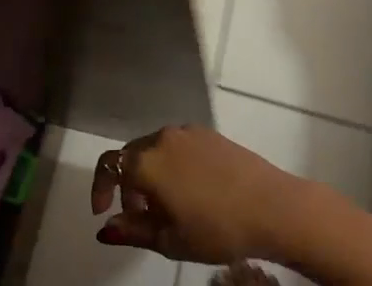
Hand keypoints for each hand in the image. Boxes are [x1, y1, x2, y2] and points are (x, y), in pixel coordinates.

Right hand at [88, 125, 314, 264]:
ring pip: (156, 149)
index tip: (104, 212)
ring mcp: (189, 132)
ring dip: (151, 174)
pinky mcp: (210, 133)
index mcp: (148, 162)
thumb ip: (133, 230)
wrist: (272, 206)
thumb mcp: (170, 240)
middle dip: (128, 185)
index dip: (99, 187)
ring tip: (168, 207)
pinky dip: (172, 165)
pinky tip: (191, 191)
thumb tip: (106, 227)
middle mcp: (164, 138)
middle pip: (132, 155)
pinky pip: (178, 145)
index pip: (108, 164)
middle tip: (141, 216)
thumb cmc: (217, 229)